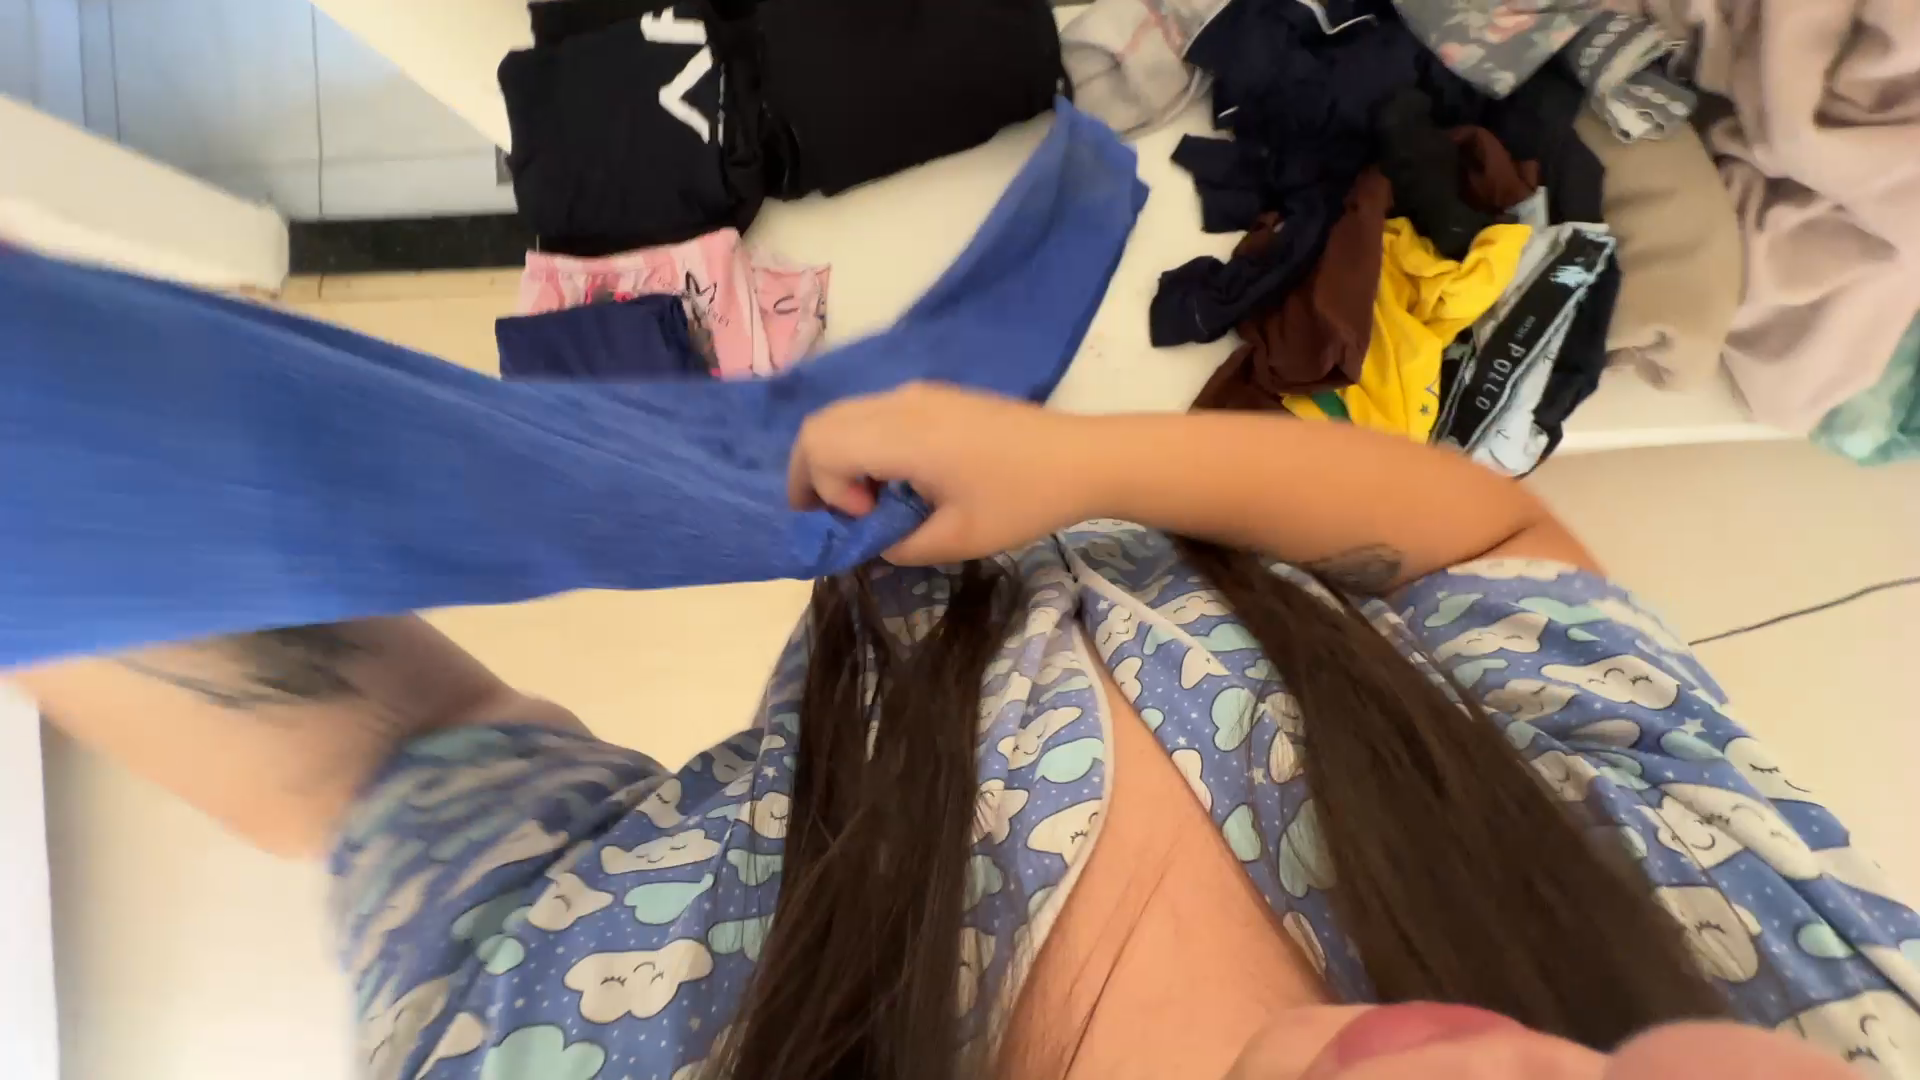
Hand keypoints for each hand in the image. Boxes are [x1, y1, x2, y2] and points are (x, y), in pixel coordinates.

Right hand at [787, 382, 1100, 564]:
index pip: (821, 445)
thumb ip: (899, 544)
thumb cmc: (1023, 501)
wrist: (1082, 458)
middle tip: (833, 516)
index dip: (827, 490)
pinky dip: (861, 445)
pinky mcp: (933, 396)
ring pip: (844, 415)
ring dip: (837, 458)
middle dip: (812, 473)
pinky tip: (892, 479)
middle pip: (821, 424)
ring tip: (865, 501)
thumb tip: (871, 539)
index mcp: (904, 435)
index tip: (868, 520)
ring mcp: (917, 393)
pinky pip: (873, 413)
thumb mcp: (958, 539)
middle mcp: (901, 402)